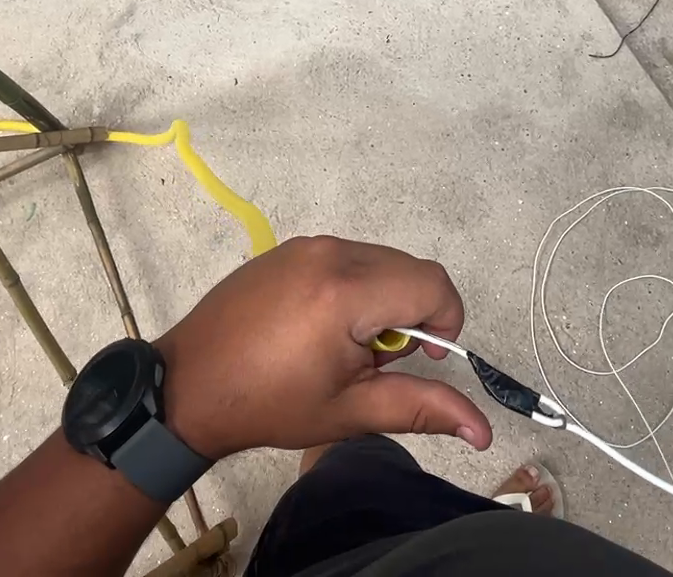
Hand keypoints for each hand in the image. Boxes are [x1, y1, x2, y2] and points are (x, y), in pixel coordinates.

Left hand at [154, 236, 493, 459]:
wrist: (189, 383)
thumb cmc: (269, 403)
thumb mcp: (349, 412)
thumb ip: (421, 408)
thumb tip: (484, 429)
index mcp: (347, 290)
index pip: (433, 283)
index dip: (445, 322)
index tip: (418, 359)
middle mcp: (331, 252)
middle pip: (409, 268)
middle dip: (413, 312)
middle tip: (376, 358)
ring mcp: (308, 243)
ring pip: (381, 259)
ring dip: (385, 298)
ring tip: (346, 343)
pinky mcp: (291, 246)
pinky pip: (348, 255)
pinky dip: (357, 284)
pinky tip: (321, 324)